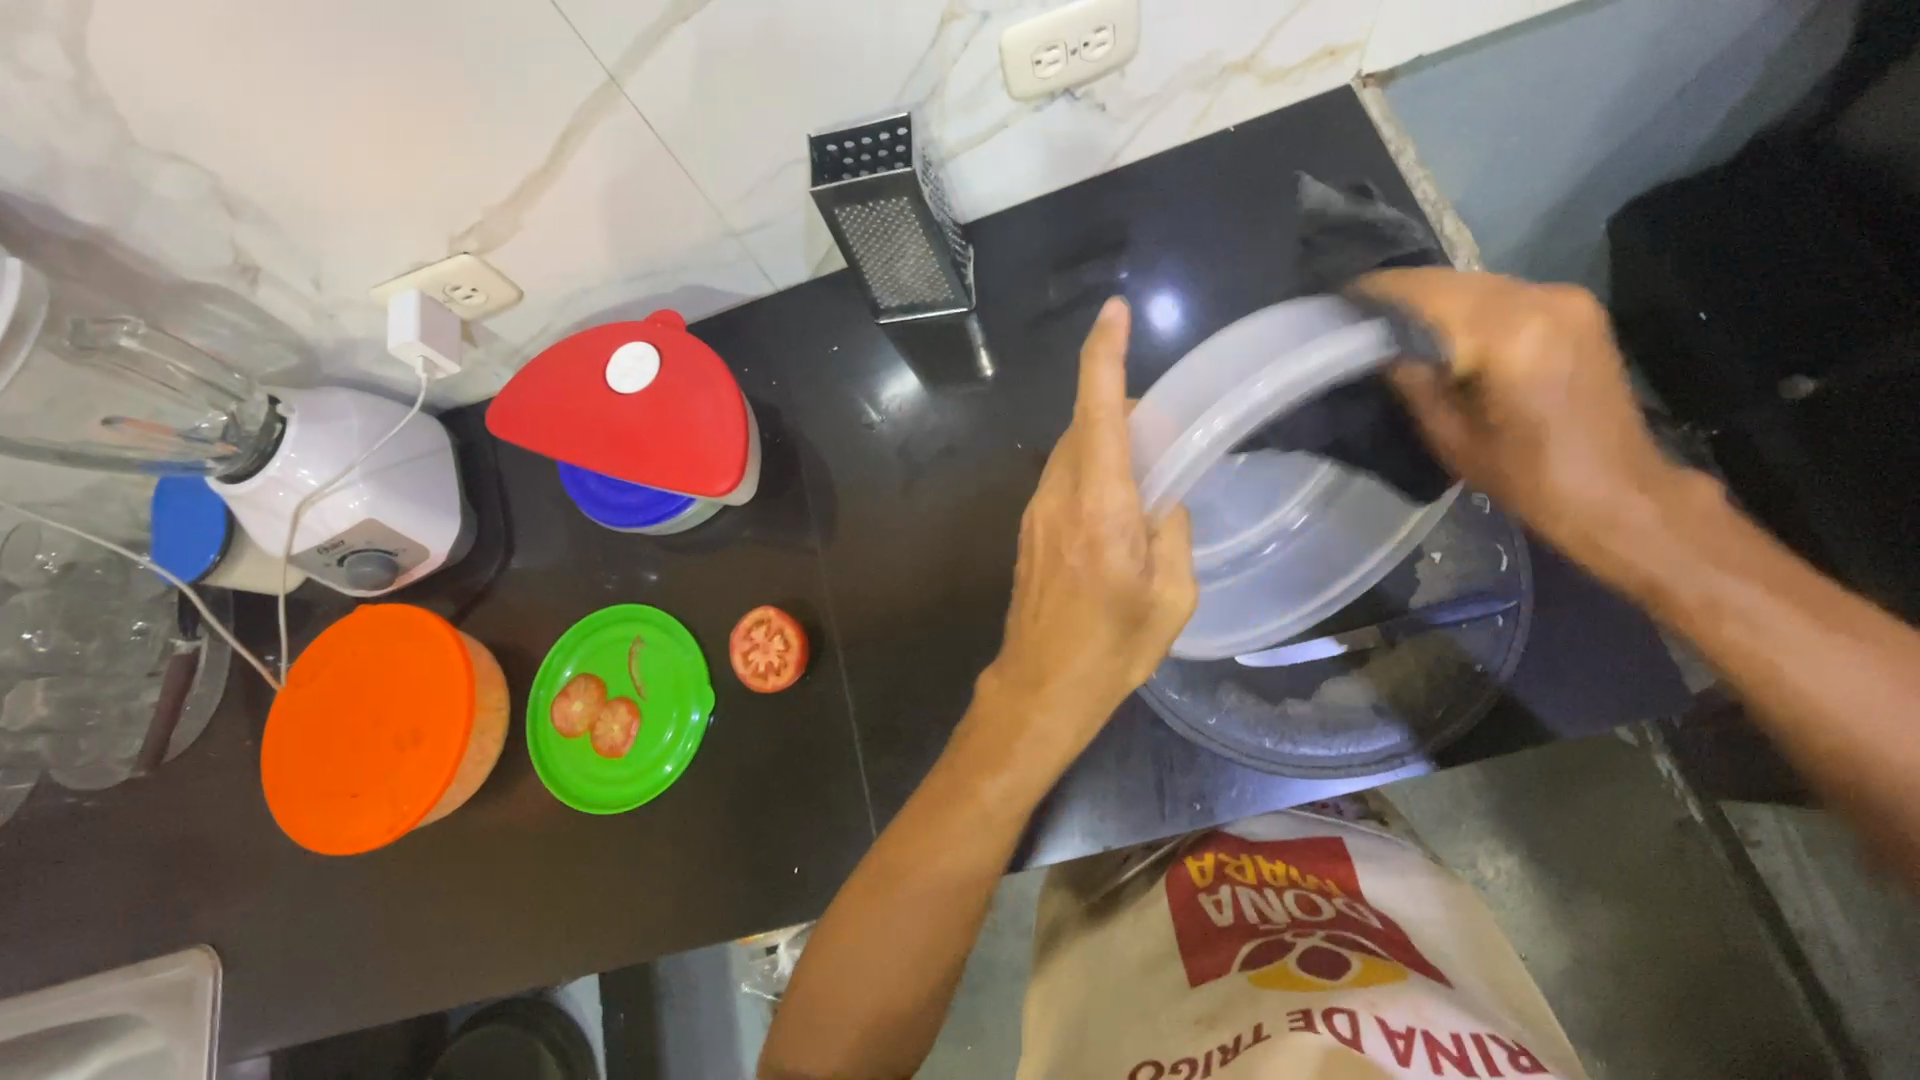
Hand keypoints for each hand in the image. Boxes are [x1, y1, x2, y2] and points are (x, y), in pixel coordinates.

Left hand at [976, 297, 1195, 757]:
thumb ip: (1173, 531)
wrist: (1042, 684)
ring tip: (1145, 475)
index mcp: (1101, 506)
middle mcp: (1060, 496)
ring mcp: (1036, 511)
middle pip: (1085, 423)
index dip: (1104, 355)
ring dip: (1106, 443)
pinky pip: (1063, 479)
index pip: (1098, 410)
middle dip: (1121, 408)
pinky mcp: (1029, 529)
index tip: (1114, 312)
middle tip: (1165, 431)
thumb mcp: (1172, 595)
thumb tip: (1164, 495)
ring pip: (1072, 451)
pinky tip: (1116, 509)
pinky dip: (1091, 472)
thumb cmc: (1113, 648)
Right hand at [1356, 269, 1693, 566]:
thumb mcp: (1449, 436)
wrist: (1616, 489)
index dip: (1377, 292)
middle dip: (1402, 293)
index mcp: (1507, 334)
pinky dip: (1466, 306)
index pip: (1425, 293)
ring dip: (1433, 299)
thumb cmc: (1525, 476)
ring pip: (1477, 284)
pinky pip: (1503, 294)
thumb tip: (1377, 345)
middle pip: (1451, 281)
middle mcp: (1539, 300)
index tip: (1339, 300)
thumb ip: (1411, 380)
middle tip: (1358, 312)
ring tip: (1391, 319)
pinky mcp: (1575, 307)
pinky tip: (1441, 327)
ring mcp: (1564, 298)